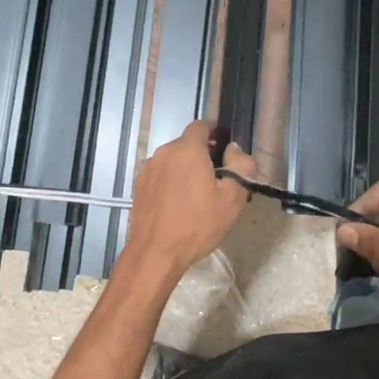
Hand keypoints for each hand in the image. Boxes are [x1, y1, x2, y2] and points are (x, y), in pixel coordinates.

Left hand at [121, 121, 255, 275]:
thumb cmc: (197, 224)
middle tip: (218, 179)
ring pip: (173, 161)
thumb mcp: (232, 198)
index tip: (226, 148)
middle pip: (187, 145)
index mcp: (186, 150)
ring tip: (198, 195)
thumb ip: (240, 166)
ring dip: (186, 170)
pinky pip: (161, 175)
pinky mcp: (139, 186)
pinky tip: (178, 205)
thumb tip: (234, 150)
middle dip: (203, 156)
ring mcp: (147, 169)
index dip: (215, 133)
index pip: (201, 126)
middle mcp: (164, 153)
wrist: (155, 253)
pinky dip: (171, 182)